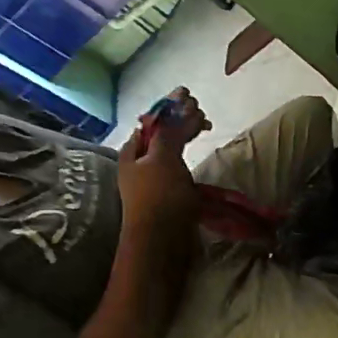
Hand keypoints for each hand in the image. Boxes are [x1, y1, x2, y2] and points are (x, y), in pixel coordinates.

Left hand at [119, 88, 209, 225]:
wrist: (163, 241)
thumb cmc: (159, 197)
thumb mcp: (163, 159)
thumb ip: (171, 132)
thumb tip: (182, 109)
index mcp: (132, 153)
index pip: (151, 121)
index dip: (168, 107)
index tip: (189, 96)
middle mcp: (140, 164)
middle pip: (161, 134)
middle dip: (179, 119)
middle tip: (202, 110)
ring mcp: (155, 179)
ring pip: (172, 148)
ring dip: (187, 133)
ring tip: (206, 125)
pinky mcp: (170, 192)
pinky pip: (180, 163)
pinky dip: (190, 151)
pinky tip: (198, 150)